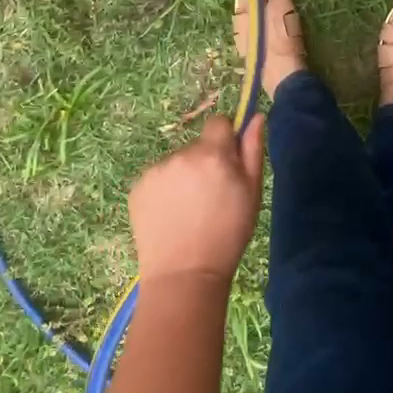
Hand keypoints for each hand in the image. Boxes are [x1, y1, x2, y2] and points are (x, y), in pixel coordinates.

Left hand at [127, 114, 265, 284]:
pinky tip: (170, 216)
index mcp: (213, 154)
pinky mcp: (137, 187)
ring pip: (177, 162)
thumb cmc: (228, 235)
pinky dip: (164, 191)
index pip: (218, 123)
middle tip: (210, 197)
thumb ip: (252, 151)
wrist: (184, 276)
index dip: (225, 140)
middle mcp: (181, 154)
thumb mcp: (251, 194)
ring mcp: (156, 170)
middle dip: (205, 163)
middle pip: (197, 146)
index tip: (227, 165)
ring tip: (189, 211)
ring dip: (184, 177)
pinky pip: (157, 178)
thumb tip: (255, 117)